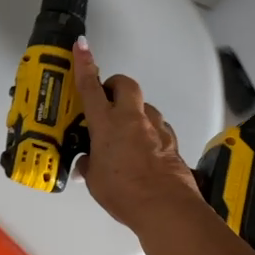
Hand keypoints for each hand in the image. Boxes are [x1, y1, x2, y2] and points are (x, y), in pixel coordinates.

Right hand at [72, 37, 199, 232]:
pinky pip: (159, 129)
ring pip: (145, 107)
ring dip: (135, 113)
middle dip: (115, 85)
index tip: (81, 44)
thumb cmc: (123, 192)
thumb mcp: (96, 181)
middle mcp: (132, 120)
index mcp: (107, 124)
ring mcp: (156, 130)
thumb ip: (90, 166)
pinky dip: (151, 134)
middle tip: (107, 100)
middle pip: (126, 85)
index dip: (85, 63)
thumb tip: (86, 164)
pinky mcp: (173, 144)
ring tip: (127, 134)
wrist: (167, 209)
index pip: (91, 86)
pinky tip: (146, 152)